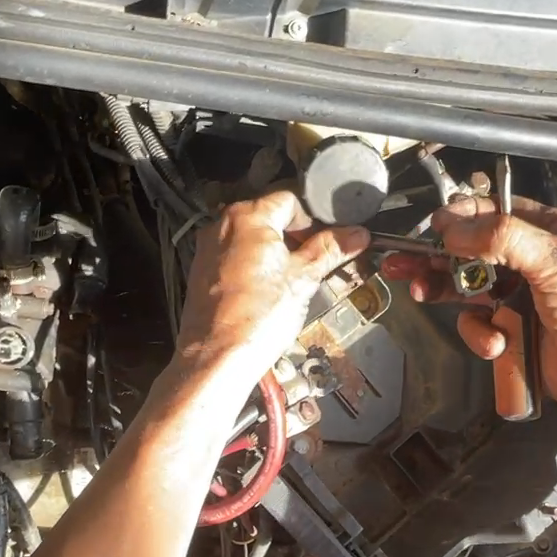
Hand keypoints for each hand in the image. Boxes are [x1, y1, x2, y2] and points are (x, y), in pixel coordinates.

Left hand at [173, 191, 368, 388]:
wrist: (218, 356)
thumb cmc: (256, 318)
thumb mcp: (303, 279)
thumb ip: (329, 250)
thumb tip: (355, 234)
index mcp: (248, 217)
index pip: (290, 199)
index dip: (314, 219)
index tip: (328, 239)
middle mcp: (222, 226)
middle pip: (268, 217)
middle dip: (293, 236)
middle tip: (313, 261)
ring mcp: (208, 249)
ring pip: (249, 238)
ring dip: (273, 252)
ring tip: (290, 281)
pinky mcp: (201, 272)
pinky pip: (233, 258)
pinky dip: (252, 267)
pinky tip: (265, 292)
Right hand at [378, 196, 556, 414]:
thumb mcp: (555, 261)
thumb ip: (503, 238)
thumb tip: (452, 230)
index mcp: (548, 233)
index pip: (495, 213)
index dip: (461, 219)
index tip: (433, 228)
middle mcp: (530, 261)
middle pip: (470, 252)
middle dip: (437, 258)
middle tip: (405, 263)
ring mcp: (519, 297)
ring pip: (467, 289)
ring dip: (445, 293)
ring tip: (423, 294)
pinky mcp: (511, 330)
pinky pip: (478, 326)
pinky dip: (479, 334)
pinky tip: (495, 341)